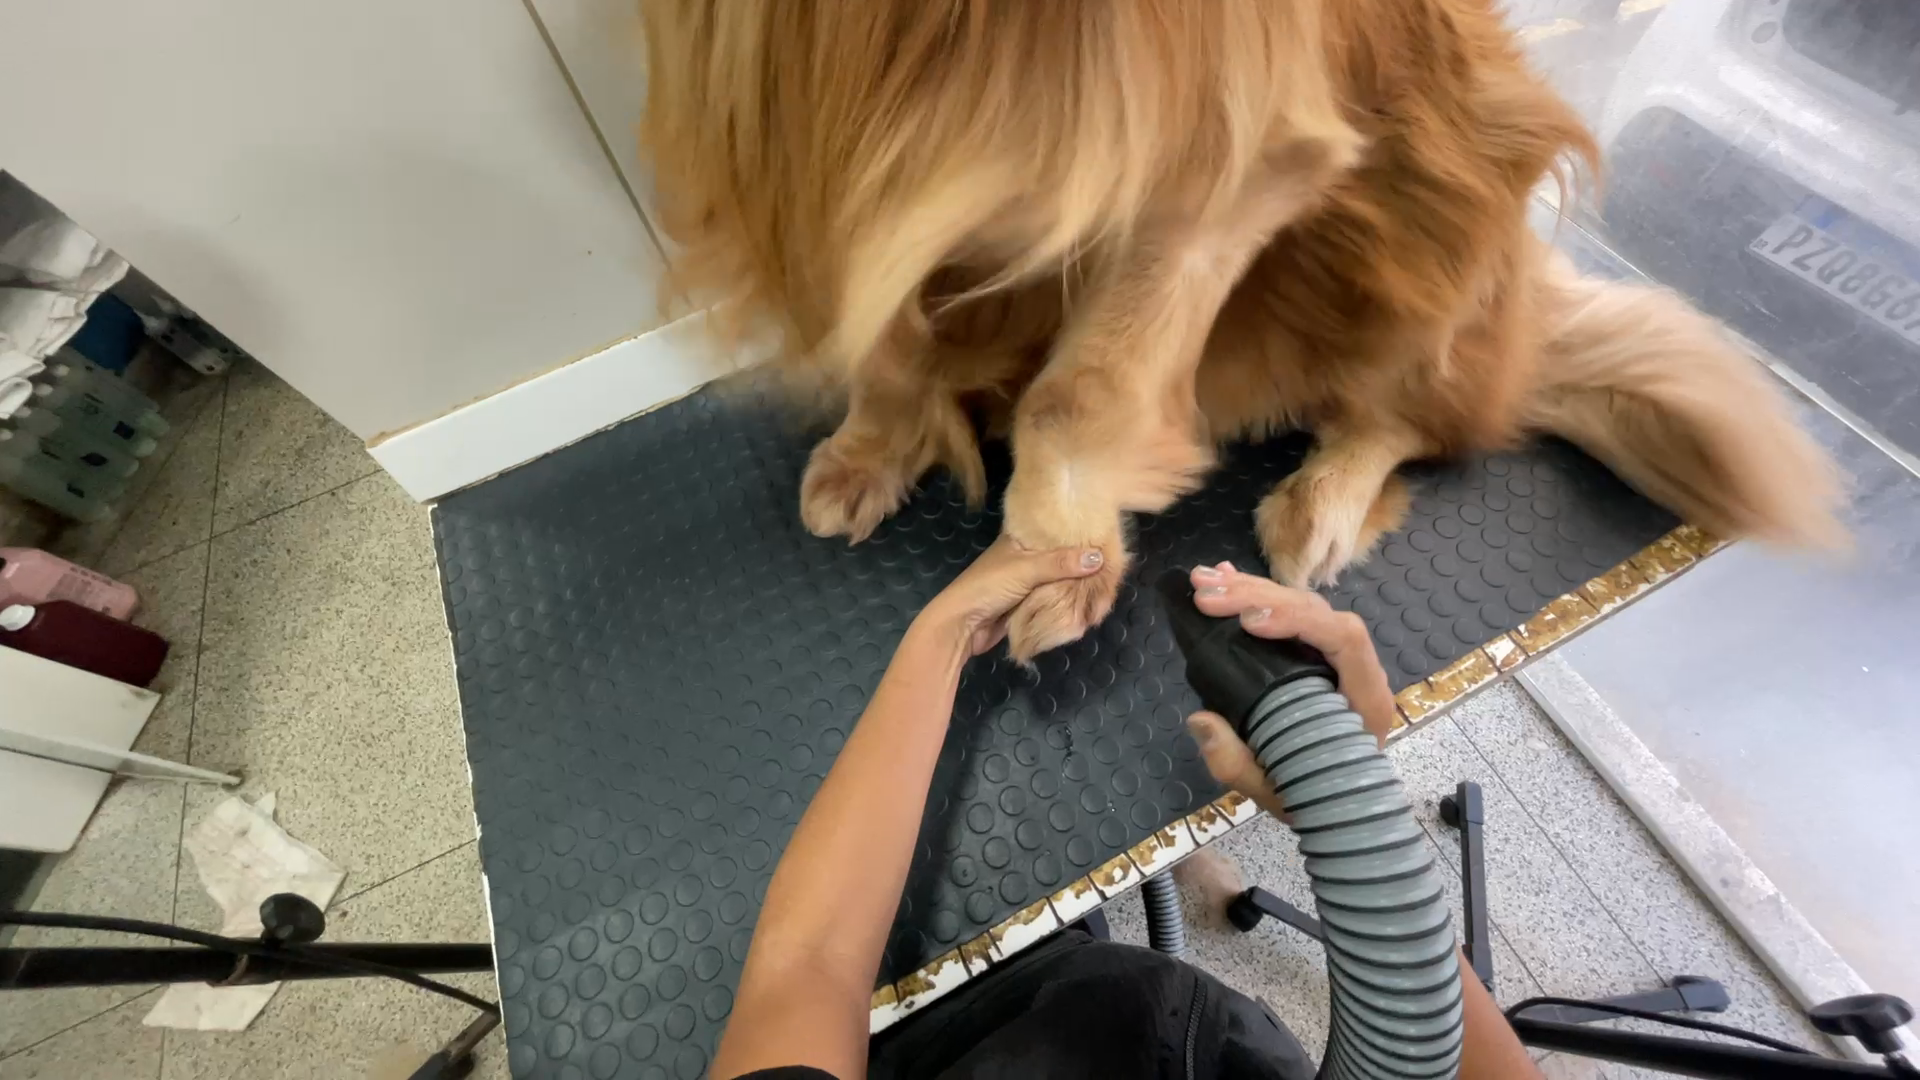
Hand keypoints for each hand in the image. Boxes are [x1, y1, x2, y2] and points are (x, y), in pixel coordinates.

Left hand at [919, 536, 1106, 656]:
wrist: (962, 625)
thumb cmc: (988, 586)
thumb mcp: (1026, 569)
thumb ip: (1061, 563)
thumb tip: (1100, 557)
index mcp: (1020, 537)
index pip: (1054, 528)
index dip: (1076, 530)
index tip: (1104, 535)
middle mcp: (1025, 555)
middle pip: (1060, 556)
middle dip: (1081, 563)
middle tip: (1112, 568)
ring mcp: (1026, 580)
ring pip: (1059, 579)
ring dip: (1076, 585)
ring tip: (1105, 587)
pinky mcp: (1028, 602)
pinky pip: (1054, 598)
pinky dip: (1067, 600)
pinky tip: (1087, 603)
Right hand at [1180, 562, 1395, 818]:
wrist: (1335, 806)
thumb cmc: (1312, 799)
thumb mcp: (1272, 793)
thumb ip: (1236, 763)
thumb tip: (1199, 719)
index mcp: (1362, 700)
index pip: (1345, 638)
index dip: (1299, 620)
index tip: (1249, 622)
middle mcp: (1351, 668)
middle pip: (1314, 610)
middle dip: (1257, 597)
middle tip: (1205, 596)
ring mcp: (1329, 656)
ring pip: (1296, 603)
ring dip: (1247, 588)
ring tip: (1201, 580)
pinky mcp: (1307, 652)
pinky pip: (1284, 611)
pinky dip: (1251, 591)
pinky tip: (1222, 575)